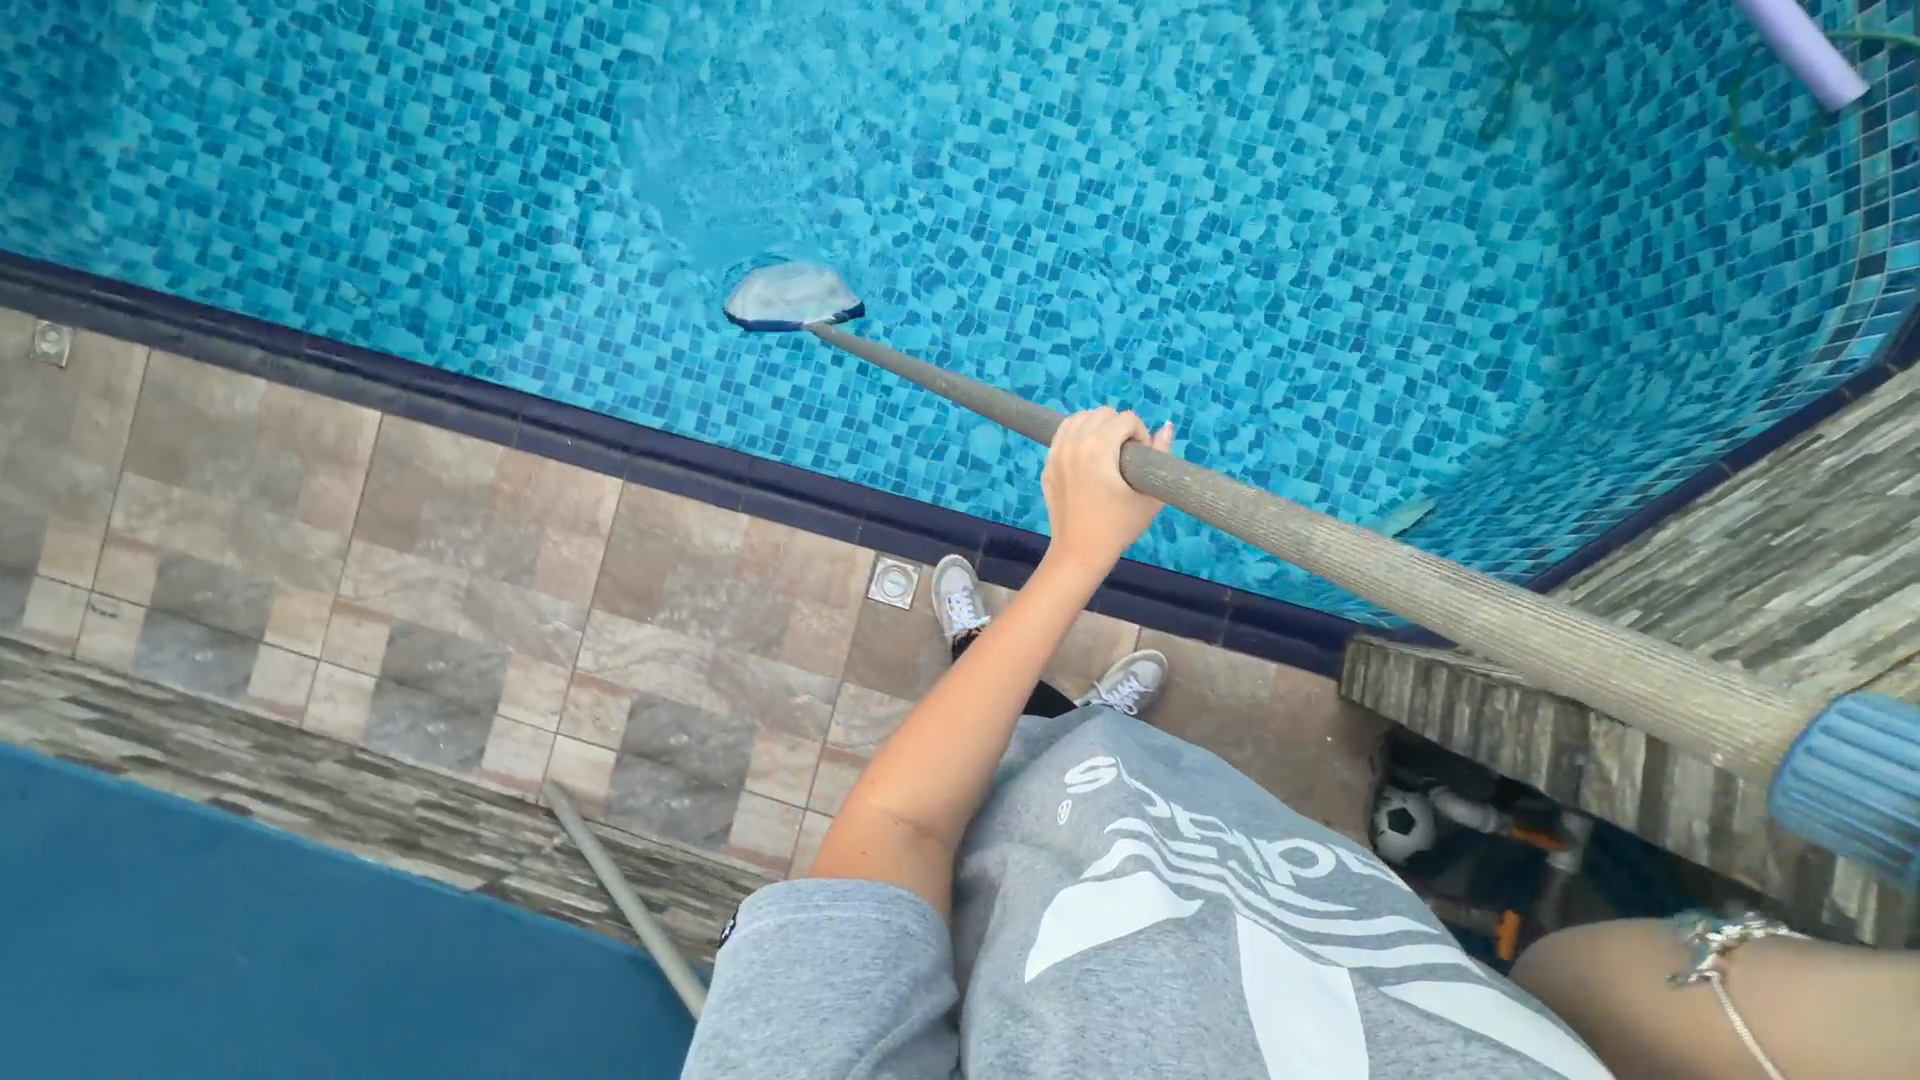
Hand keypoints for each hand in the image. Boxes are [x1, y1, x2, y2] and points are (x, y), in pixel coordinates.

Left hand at [1041, 407, 1174, 573]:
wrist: (1080, 550)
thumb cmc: (1118, 527)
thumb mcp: (1148, 496)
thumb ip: (1160, 457)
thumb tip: (1166, 427)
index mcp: (1098, 448)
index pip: (1125, 418)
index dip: (1140, 434)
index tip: (1141, 458)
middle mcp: (1074, 444)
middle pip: (1102, 413)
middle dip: (1119, 427)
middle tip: (1126, 455)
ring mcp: (1056, 453)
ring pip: (1079, 418)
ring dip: (1097, 427)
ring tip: (1107, 451)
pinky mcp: (1048, 465)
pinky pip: (1061, 434)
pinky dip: (1076, 435)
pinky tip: (1087, 455)